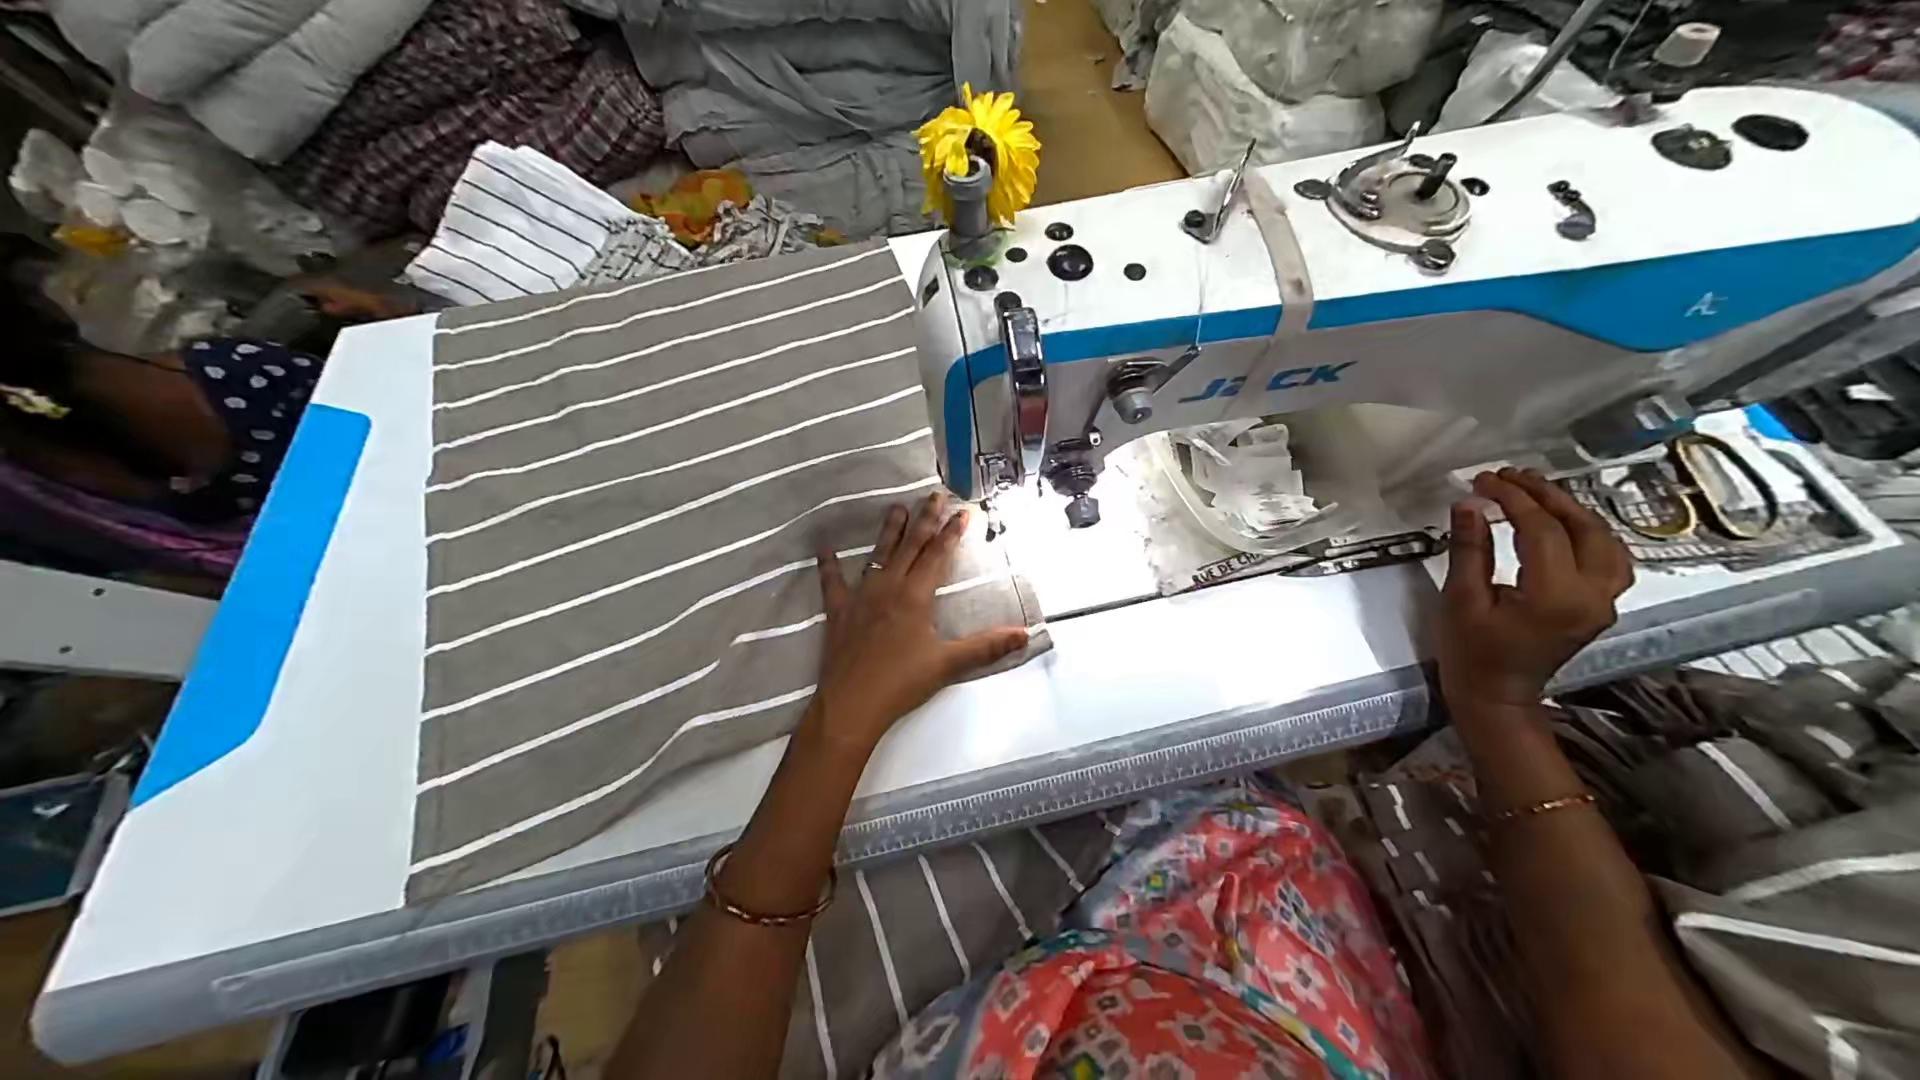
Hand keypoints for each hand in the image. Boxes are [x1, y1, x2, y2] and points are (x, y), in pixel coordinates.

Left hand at [806, 492, 1029, 753]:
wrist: (852, 704)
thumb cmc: (901, 683)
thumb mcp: (948, 665)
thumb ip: (985, 647)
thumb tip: (1023, 634)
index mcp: (915, 597)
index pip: (938, 556)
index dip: (952, 533)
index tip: (962, 512)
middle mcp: (889, 588)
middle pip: (910, 546)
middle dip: (924, 520)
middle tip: (933, 496)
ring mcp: (861, 597)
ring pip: (877, 556)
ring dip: (887, 532)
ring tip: (894, 507)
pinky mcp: (838, 612)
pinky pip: (832, 583)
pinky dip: (828, 565)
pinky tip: (824, 548)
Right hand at [1440, 467, 1632, 708]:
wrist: (1495, 694)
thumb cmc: (1470, 651)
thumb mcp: (1461, 599)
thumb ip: (1469, 549)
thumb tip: (1470, 503)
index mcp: (1556, 596)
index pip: (1542, 530)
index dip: (1513, 499)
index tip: (1483, 480)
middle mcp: (1594, 595)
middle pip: (1582, 528)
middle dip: (1544, 496)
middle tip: (1508, 476)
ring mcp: (1604, 600)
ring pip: (1604, 540)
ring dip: (1570, 510)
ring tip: (1534, 491)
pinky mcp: (1600, 604)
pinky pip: (1607, 556)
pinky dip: (1585, 530)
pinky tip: (1560, 521)